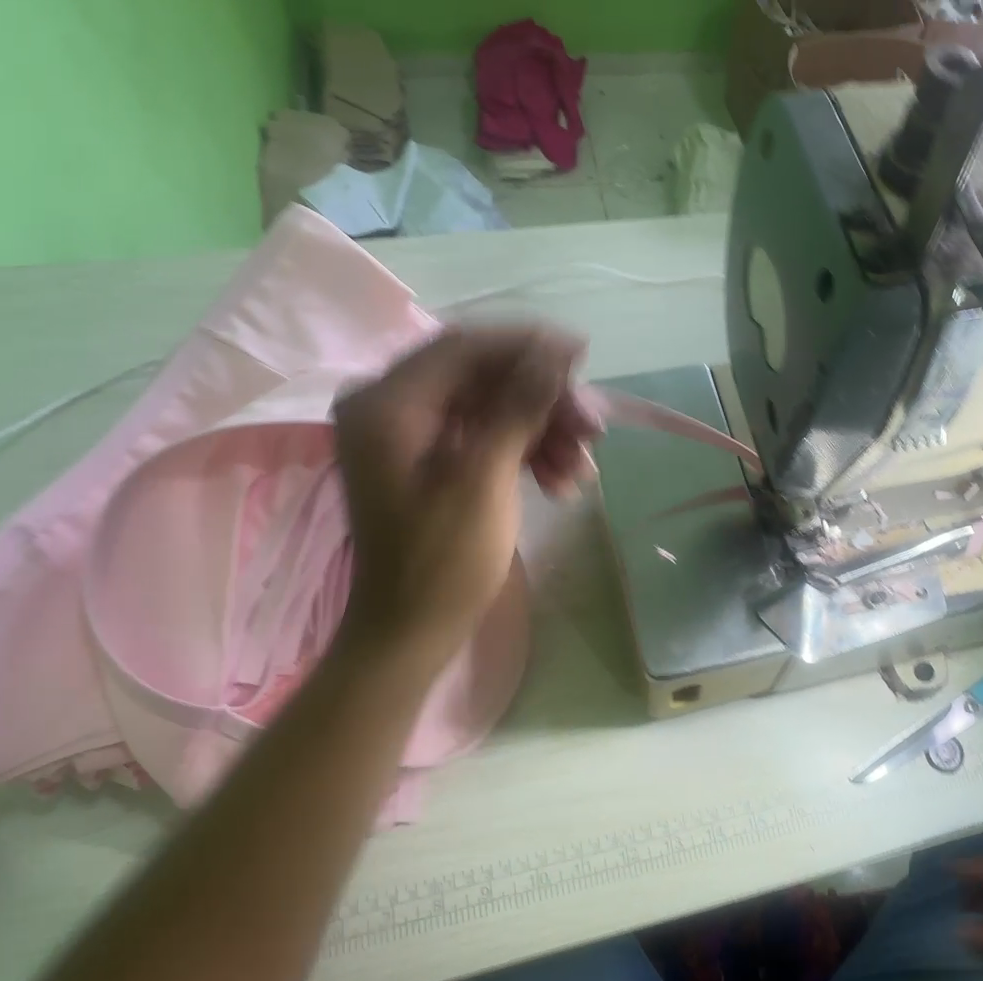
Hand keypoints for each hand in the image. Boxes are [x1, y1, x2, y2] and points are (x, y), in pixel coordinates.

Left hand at [331, 324, 598, 656]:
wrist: (412, 632)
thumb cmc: (442, 562)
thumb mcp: (484, 478)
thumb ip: (519, 406)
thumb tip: (557, 351)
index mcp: (387, 403)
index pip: (464, 347)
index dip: (527, 346)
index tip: (584, 357)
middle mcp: (393, 407)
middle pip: (483, 378)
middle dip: (543, 401)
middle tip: (594, 430)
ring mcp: (413, 436)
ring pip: (493, 409)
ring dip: (544, 432)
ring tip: (583, 470)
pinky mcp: (433, 462)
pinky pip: (488, 438)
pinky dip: (527, 453)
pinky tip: (563, 483)